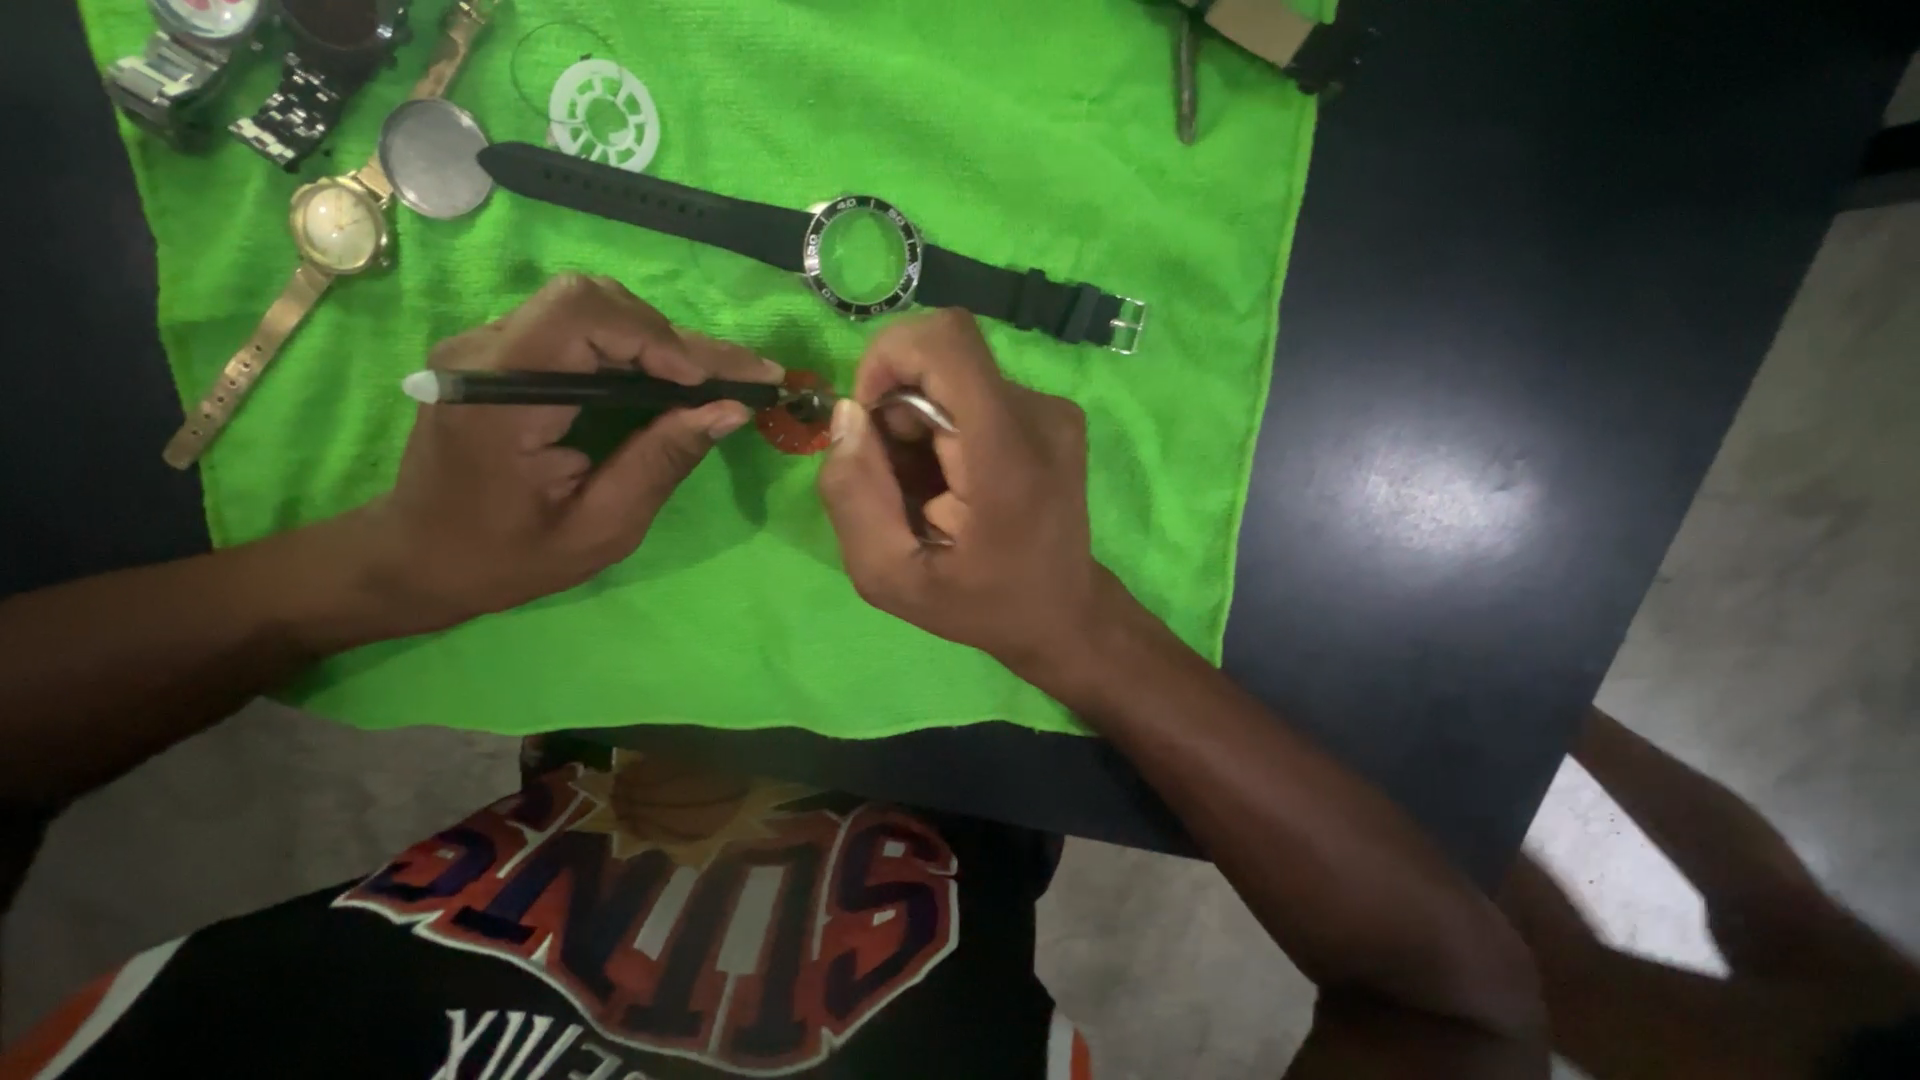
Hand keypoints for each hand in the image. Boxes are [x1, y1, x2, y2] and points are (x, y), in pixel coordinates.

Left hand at [347, 273, 779, 634]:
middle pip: (593, 301)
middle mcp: (484, 352)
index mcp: (498, 398)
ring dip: (659, 341)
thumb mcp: (599, 528)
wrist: (418, 558)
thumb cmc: (506, 558)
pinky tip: (671, 380)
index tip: (711, 385)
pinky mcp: (499, 354)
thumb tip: (730, 410)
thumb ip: (660, 462)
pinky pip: (577, 329)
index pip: (581, 315)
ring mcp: (487, 347)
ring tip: (713, 382)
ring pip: (590, 307)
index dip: (657, 337)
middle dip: (675, 340)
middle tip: (741, 378)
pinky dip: (634, 348)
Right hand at [817, 309, 1132, 684]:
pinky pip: (976, 393)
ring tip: (929, 491)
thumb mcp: (890, 578)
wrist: (1063, 614)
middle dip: (896, 410)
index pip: (947, 341)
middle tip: (898, 480)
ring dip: (920, 425)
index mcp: (1006, 458)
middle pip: (942, 363)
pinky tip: (954, 483)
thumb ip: (853, 497)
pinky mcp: (1053, 414)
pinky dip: (947, 429)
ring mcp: (1053, 411)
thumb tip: (848, 414)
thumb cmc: (979, 605)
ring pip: (955, 378)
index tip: (869, 417)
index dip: (890, 358)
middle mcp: (1039, 416)